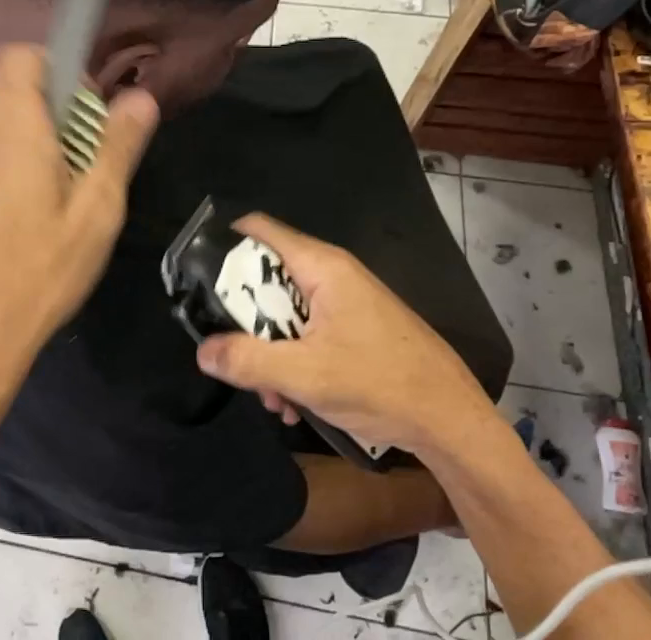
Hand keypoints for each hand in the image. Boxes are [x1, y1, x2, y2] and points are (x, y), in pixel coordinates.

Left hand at [0, 43, 157, 364]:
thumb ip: (119, 146)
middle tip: (91, 133)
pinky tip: (54, 190)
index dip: (60, 63)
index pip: (21, 55)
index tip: (92, 102)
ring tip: (78, 166)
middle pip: (12, 78)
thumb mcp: (98, 208)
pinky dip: (28, 144)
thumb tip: (141, 96)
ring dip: (44, 119)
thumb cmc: (45, 267)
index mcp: (17, 128)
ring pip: (6, 110)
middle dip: (56, 90)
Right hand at [195, 214, 500, 455]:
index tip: (198, 283)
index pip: (259, 229)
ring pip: (285, 314)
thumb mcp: (305, 375)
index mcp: (321, 267)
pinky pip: (308, 333)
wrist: (452, 421)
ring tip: (274, 399)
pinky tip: (296, 403)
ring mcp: (346, 303)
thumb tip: (203, 351)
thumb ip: (248, 360)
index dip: (223, 245)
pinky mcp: (356, 329)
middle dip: (246, 324)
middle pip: (266, 280)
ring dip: (270, 354)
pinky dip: (295, 363)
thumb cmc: (380, 384)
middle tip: (238, 360)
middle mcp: (332, 275)